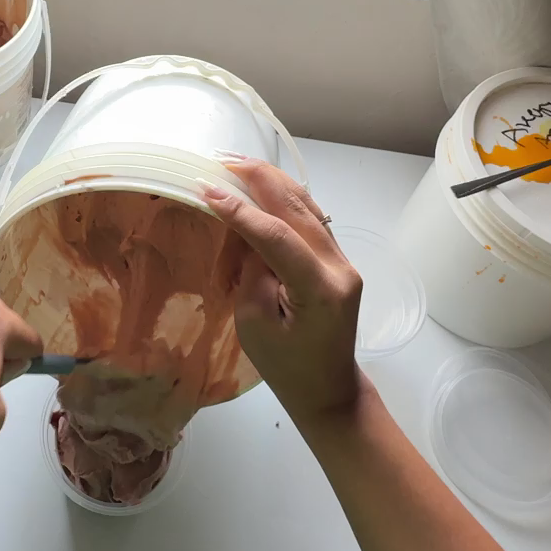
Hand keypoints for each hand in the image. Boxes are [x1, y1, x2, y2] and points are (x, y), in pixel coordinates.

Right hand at [204, 159, 362, 422]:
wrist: (329, 390)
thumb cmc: (286, 368)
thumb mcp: (254, 325)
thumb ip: (252, 272)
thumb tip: (248, 232)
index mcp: (320, 288)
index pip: (277, 236)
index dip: (240, 210)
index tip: (207, 189)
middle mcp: (339, 266)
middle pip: (298, 208)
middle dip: (258, 179)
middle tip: (221, 160)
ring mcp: (342, 259)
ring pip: (307, 205)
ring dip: (271, 181)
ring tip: (237, 163)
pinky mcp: (336, 258)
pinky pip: (309, 218)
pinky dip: (282, 197)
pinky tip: (261, 184)